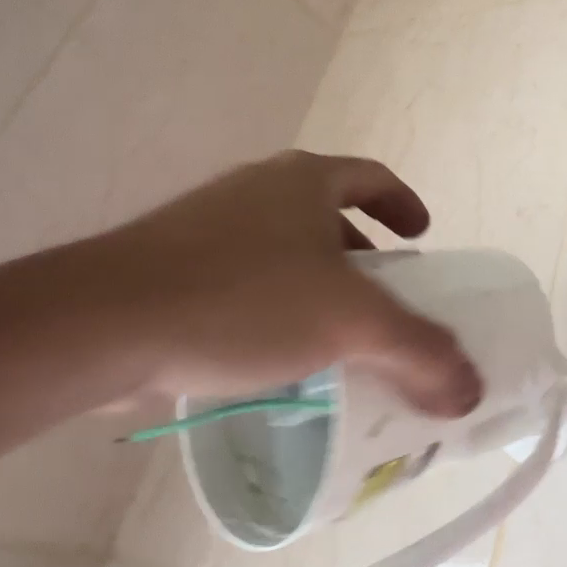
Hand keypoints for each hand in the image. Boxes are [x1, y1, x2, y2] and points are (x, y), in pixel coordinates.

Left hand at [69, 151, 483, 417]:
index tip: (421, 237)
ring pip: (280, 246)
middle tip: (381, 296)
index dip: (404, 204)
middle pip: (327, 212)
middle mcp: (257, 187)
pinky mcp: (165, 264)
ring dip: (313, 282)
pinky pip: (238, 276)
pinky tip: (267, 354)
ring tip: (330, 334)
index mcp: (306, 180)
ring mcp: (204, 222)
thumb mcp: (350, 325)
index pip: (373, 177)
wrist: (95, 323)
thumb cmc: (241, 300)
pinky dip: (267, 305)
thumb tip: (471, 389)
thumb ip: (418, 352)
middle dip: (361, 252)